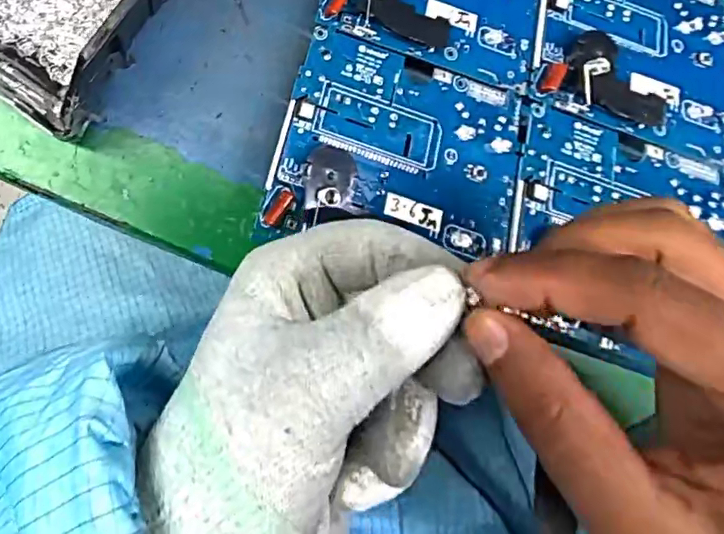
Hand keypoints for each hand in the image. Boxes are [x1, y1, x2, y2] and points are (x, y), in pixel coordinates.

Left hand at [139, 220, 483, 532]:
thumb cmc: (243, 449)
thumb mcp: (308, 387)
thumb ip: (378, 337)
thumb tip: (449, 286)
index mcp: (291, 275)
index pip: (374, 245)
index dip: (428, 267)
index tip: (479, 306)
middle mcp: (317, 310)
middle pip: (404, 304)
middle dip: (423, 356)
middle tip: (457, 386)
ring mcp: (337, 365)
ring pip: (412, 366)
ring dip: (401, 420)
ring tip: (361, 456)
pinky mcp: (353, 416)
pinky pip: (403, 415)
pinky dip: (390, 452)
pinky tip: (349, 478)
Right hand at [463, 199, 723, 533]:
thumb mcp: (647, 533)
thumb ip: (565, 429)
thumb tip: (486, 326)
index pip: (660, 297)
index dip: (559, 279)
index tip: (483, 286)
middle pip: (673, 239)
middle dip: (573, 247)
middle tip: (505, 285)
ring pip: (672, 235)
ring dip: (589, 245)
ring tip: (532, 286)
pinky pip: (676, 265)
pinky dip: (610, 264)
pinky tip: (573, 294)